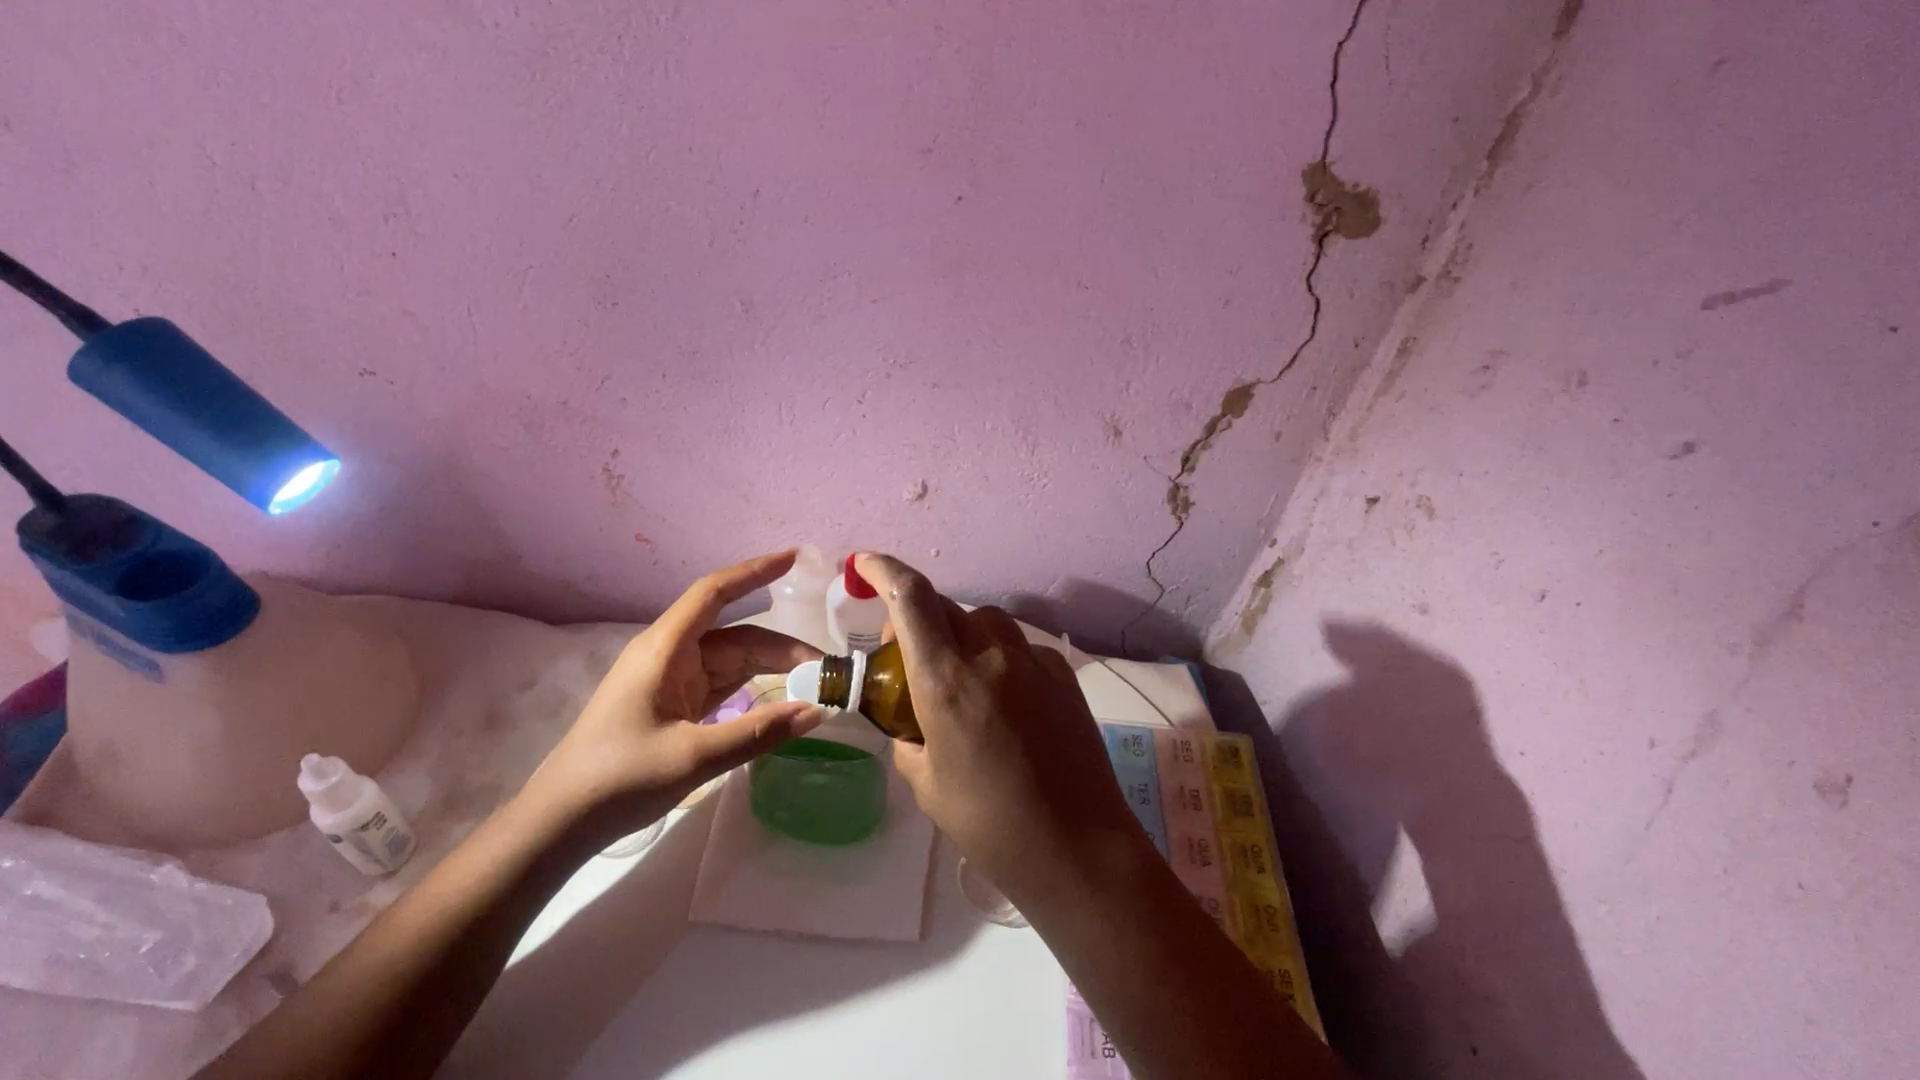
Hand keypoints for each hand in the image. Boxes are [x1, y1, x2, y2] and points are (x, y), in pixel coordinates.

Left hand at [527, 551, 824, 835]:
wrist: (562, 819)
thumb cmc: (619, 778)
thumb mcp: (693, 757)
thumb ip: (757, 732)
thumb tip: (816, 712)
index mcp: (664, 650)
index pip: (714, 594)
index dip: (754, 573)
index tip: (794, 560)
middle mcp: (669, 656)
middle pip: (736, 636)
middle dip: (782, 647)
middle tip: (828, 669)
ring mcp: (671, 682)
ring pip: (733, 661)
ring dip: (772, 669)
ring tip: (814, 685)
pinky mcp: (674, 707)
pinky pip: (723, 686)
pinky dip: (754, 690)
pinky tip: (781, 701)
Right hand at [853, 553, 1142, 899]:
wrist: (1077, 846)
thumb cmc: (989, 824)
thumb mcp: (926, 784)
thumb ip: (907, 738)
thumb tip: (906, 722)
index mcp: (945, 681)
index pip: (911, 599)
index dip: (883, 570)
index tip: (864, 564)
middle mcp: (990, 658)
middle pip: (948, 607)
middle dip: (919, 617)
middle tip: (909, 657)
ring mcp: (1033, 663)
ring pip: (988, 622)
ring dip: (963, 634)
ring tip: (959, 679)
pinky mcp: (1064, 676)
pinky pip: (1020, 648)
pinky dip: (1000, 658)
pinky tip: (1004, 700)